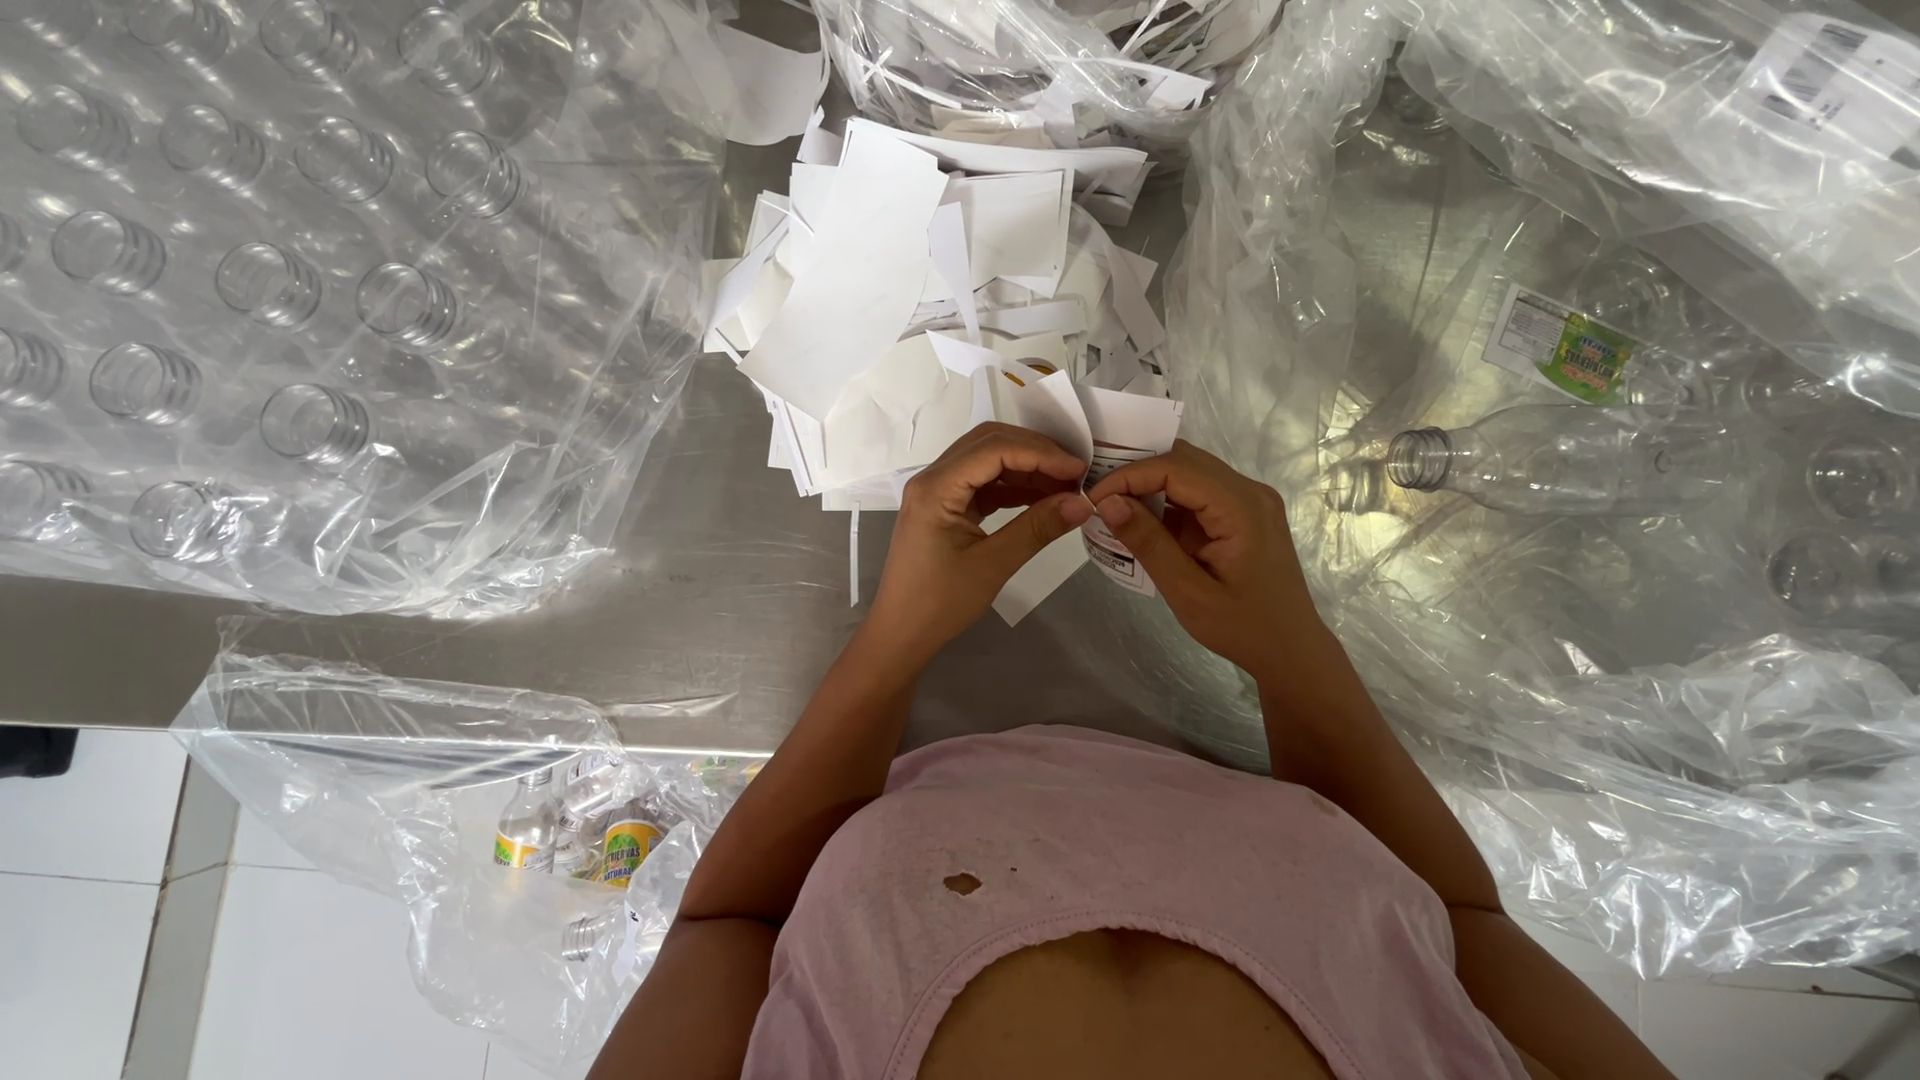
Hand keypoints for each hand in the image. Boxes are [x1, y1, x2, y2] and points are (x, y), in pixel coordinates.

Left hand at [868, 423, 1091, 663]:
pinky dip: (1013, 487)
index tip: (1078, 471)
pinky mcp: (945, 507)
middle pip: (989, 443)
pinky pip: (983, 483)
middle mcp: (932, 479)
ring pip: (987, 460)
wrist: (902, 632)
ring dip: (1026, 468)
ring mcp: (937, 492)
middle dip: (1035, 453)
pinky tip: (1042, 499)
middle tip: (1075, 474)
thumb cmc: (939, 603)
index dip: (1040, 454)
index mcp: (936, 488)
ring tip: (1064, 488)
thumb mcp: (993, 565)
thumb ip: (1037, 528)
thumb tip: (1083, 503)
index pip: (994, 449)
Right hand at [1082, 440, 1322, 681]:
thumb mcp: (1187, 591)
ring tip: (1113, 507)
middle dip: (1137, 473)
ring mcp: (1249, 501)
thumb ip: (1149, 543)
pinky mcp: (1243, 515)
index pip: (1176, 468)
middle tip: (1098, 497)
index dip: (1130, 476)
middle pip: (1184, 461)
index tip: (1094, 499)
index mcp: (1241, 507)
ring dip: (1150, 485)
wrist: (1290, 649)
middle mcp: (1249, 492)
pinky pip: (1199, 494)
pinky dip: (1167, 502)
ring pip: (1190, 473)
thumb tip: (1108, 503)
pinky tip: (1142, 521)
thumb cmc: (1242, 627)